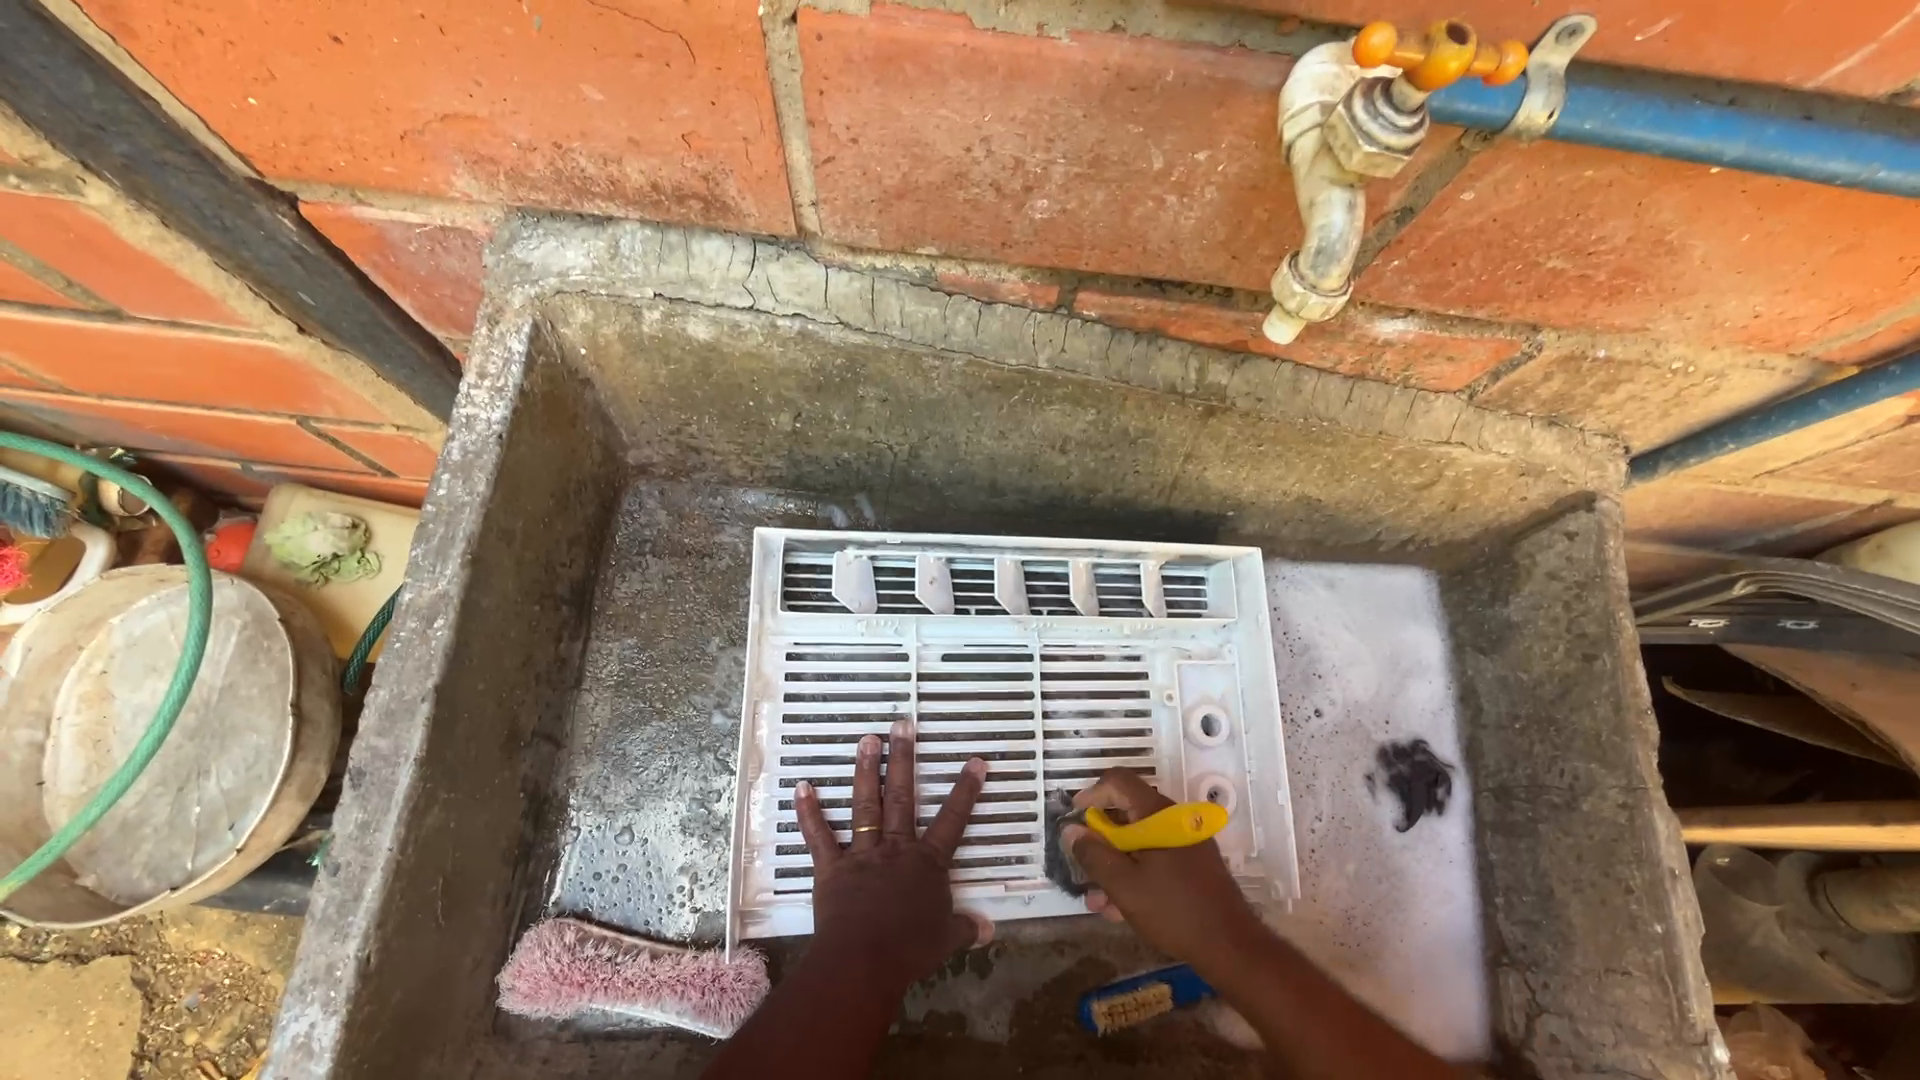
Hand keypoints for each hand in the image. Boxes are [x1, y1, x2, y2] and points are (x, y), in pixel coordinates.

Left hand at [792, 720, 990, 995]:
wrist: (864, 962)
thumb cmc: (909, 949)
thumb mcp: (945, 939)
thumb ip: (965, 928)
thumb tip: (989, 930)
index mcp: (927, 862)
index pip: (953, 819)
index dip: (966, 790)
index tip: (975, 760)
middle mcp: (896, 848)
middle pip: (903, 796)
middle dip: (903, 758)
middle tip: (901, 724)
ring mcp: (863, 854)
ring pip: (866, 805)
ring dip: (865, 770)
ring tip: (865, 739)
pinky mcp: (832, 867)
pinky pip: (819, 836)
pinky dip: (809, 812)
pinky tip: (802, 786)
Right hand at [1064, 768, 1264, 969]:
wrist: (1231, 946)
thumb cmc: (1174, 910)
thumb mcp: (1124, 885)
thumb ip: (1094, 855)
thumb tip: (1071, 830)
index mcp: (1158, 814)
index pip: (1118, 781)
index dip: (1092, 794)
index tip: (1075, 818)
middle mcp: (1175, 820)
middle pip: (1127, 813)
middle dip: (1101, 839)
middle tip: (1083, 864)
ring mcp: (1187, 842)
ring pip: (1140, 841)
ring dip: (1115, 864)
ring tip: (1097, 900)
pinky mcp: (1194, 865)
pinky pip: (1155, 858)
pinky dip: (1135, 874)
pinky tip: (1119, 908)